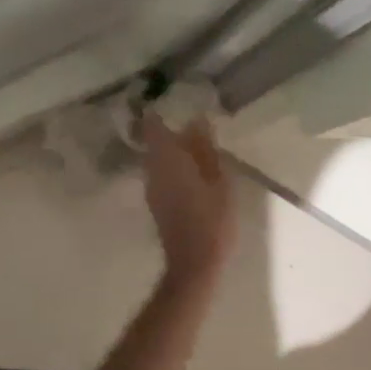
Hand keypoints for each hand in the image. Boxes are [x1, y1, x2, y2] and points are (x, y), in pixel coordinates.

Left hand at [140, 114, 236, 281]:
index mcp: (167, 161)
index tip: (172, 106)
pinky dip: (172, 169)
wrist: (193, 264)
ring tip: (197, 150)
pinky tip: (192, 174)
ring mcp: (151, 189)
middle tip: (193, 128)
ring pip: (156, 160)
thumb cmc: (212, 221)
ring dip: (172, 152)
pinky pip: (160, 176)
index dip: (157, 114)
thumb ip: (206, 151)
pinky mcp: (155, 204)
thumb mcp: (219, 182)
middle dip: (169, 134)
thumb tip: (198, 121)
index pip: (152, 127)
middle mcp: (152, 171)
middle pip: (154, 143)